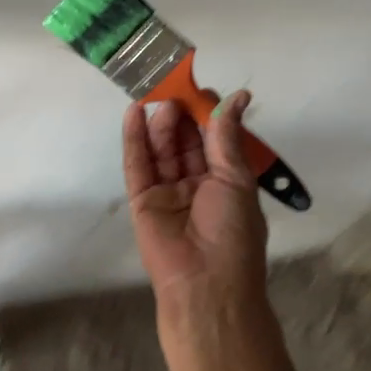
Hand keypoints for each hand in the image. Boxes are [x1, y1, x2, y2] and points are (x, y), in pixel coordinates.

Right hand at [122, 91, 269, 323]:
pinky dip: (134, 139)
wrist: (206, 282)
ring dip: (160, 123)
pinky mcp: (140, 198)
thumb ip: (226, 138)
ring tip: (159, 97)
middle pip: (184, 141)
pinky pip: (137, 164)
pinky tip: (134, 113)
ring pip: (160, 149)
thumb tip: (236, 98)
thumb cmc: (233, 233)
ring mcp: (166, 191)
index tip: (204, 90)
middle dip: (181, 115)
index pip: (212, 140)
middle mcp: (195, 183)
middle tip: (176, 88)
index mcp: (224, 181)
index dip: (208, 115)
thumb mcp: (236, 179)